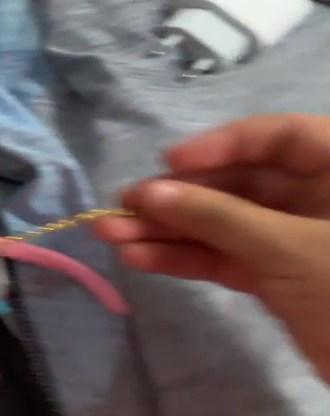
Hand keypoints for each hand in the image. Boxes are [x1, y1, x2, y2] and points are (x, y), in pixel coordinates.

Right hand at [96, 114, 329, 371]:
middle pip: (241, 183)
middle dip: (176, 196)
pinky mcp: (283, 277)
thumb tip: (146, 192)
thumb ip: (216, 216)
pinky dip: (180, 257)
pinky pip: (223, 257)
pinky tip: (137, 259)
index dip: (226, 143)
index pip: (286, 137)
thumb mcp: (291, 248)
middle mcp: (327, 204)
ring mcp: (301, 242)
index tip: (172, 161)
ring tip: (108, 235)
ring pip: (222, 223)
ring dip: (162, 229)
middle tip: (121, 207)